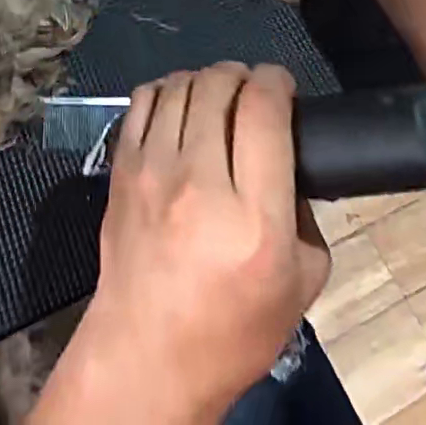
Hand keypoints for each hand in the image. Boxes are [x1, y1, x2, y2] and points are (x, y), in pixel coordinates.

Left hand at [33, 63, 331, 424]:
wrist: (146, 352)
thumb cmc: (231, 329)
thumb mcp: (302, 283)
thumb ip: (305, 213)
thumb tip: (288, 161)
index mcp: (253, 217)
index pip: (264, 111)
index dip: (277, 81)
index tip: (283, 85)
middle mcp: (198, 181)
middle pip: (218, 86)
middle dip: (242, 74)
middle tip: (251, 89)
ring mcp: (152, 169)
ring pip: (179, 85)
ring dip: (205, 79)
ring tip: (217, 95)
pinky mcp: (120, 168)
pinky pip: (142, 101)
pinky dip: (166, 89)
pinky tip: (178, 103)